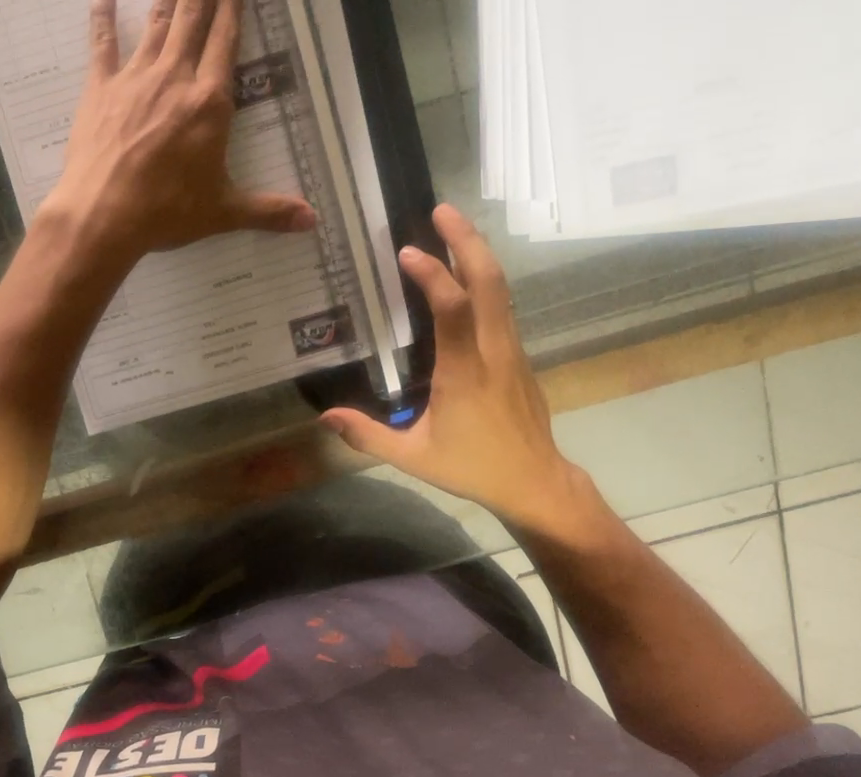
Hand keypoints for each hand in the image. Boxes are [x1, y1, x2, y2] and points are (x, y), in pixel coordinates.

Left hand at [37, 0, 317, 269]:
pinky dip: (102, 17)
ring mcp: (135, 79)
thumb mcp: (223, 213)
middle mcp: (175, 78)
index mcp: (210, 103)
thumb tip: (312, 221)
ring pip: (155, 24)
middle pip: (192, 19)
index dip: (233, 6)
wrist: (104, 214)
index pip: (226, 40)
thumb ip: (268, 211)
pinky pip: (102, 44)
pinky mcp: (100, 90)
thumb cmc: (167, 213)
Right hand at [321, 205, 598, 539]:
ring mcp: (512, 351)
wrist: (534, 481)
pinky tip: (466, 279)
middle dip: (467, 240)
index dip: (432, 275)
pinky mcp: (519, 357)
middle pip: (489, 281)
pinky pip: (503, 308)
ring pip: (502, 290)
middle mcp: (494, 350)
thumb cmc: (473, 468)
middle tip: (441, 210)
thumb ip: (368, 436)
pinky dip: (484, 282)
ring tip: (452, 231)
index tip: (408, 252)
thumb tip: (326, 417)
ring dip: (478, 255)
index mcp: (466, 371)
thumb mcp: (413, 457)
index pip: (453, 308)